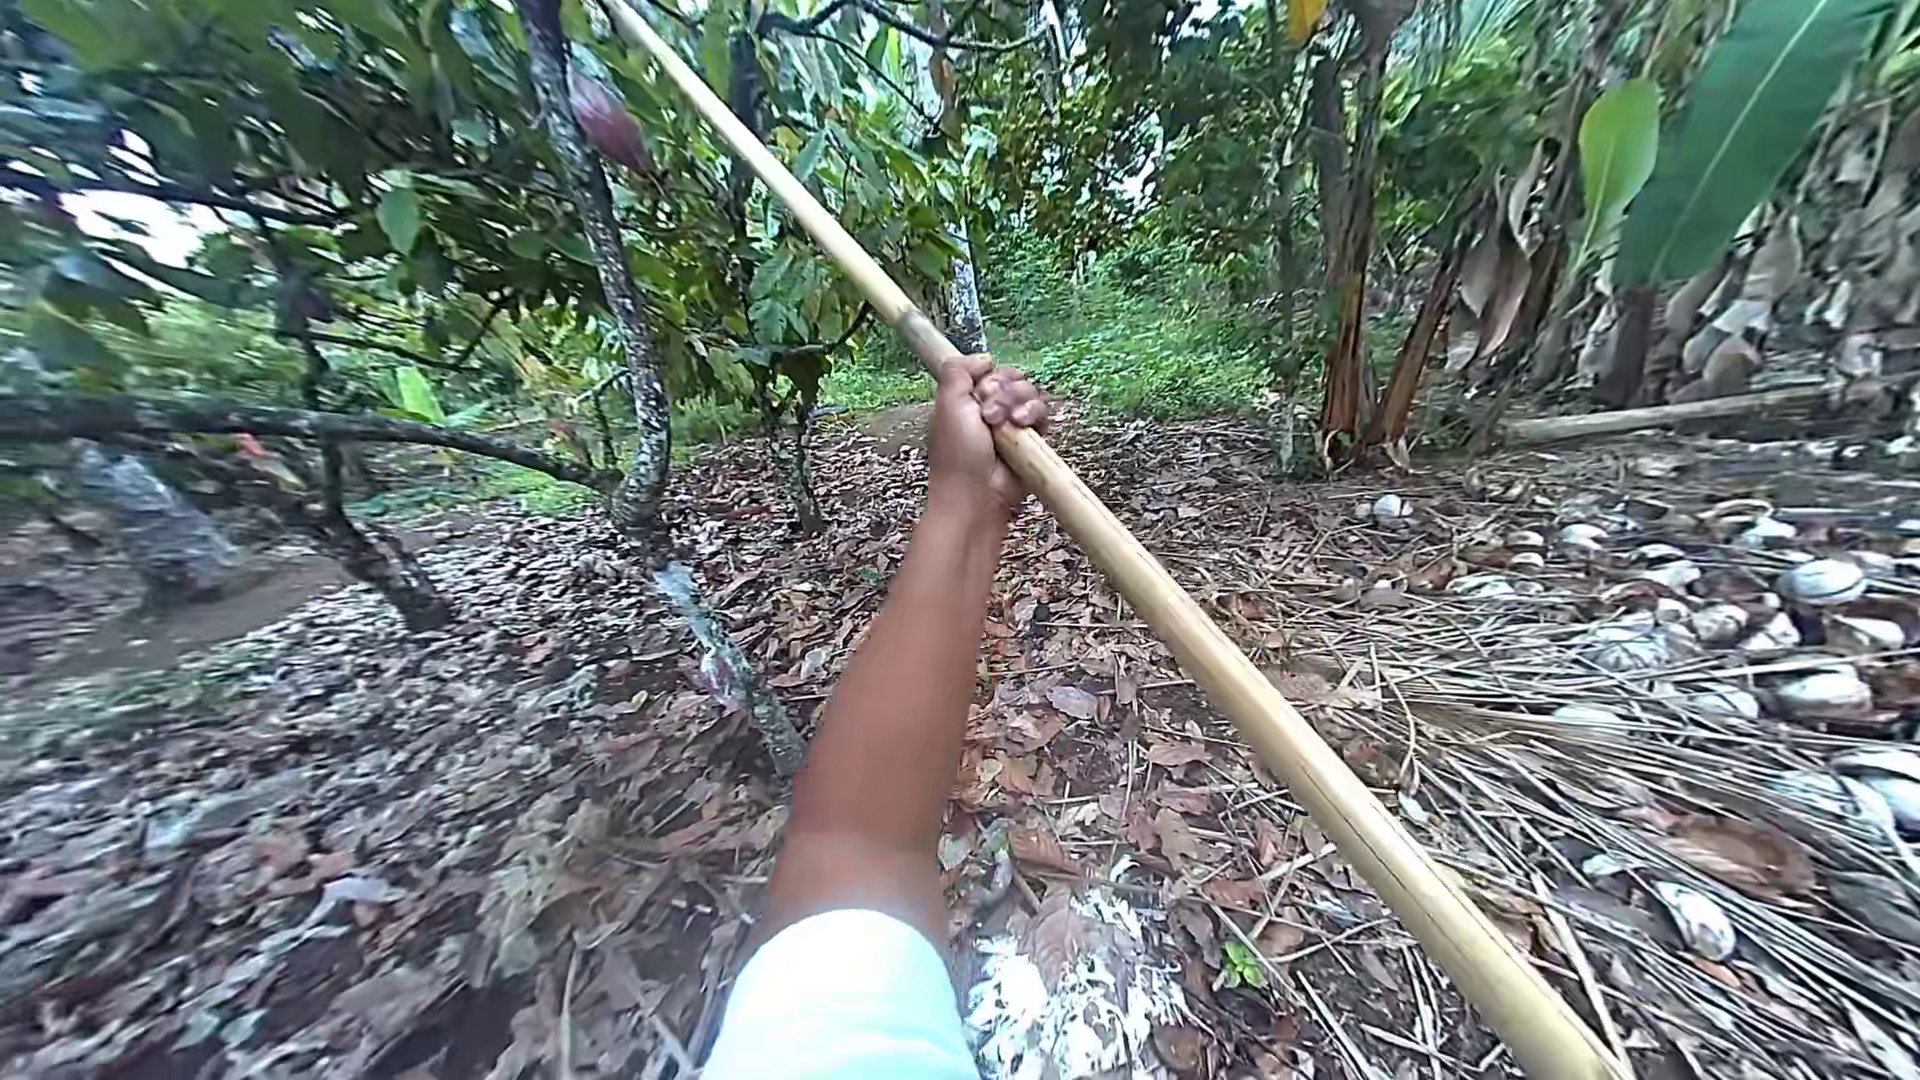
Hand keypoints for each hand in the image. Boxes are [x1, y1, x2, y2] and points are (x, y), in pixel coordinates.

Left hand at [929, 353, 1048, 512]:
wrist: (976, 494)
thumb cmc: (957, 453)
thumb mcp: (947, 403)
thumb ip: (958, 370)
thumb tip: (985, 358)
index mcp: (968, 400)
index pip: (990, 371)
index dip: (990, 376)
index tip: (982, 391)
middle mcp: (991, 410)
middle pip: (1012, 379)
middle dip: (1004, 392)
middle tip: (989, 415)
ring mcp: (1012, 425)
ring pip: (1029, 394)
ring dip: (1018, 402)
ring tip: (1007, 423)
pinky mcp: (1032, 441)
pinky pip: (1043, 414)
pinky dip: (1034, 414)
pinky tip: (1023, 424)